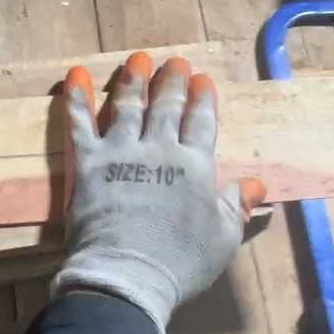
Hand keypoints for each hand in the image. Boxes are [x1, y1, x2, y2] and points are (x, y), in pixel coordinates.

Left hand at [52, 53, 267, 333]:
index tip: (203, 79)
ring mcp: (120, 152)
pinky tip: (77, 76)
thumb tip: (257, 184)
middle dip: (172, 82)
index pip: (201, 124)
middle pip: (167, 108)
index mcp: (194, 167)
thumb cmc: (180, 262)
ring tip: (138, 59)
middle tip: (175, 62)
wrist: (127, 274)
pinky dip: (77, 99)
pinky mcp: (88, 161)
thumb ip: (236, 206)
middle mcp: (158, 150)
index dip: (203, 101)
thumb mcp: (221, 238)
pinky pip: (80, 123)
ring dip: (134, 81)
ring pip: (128, 107)